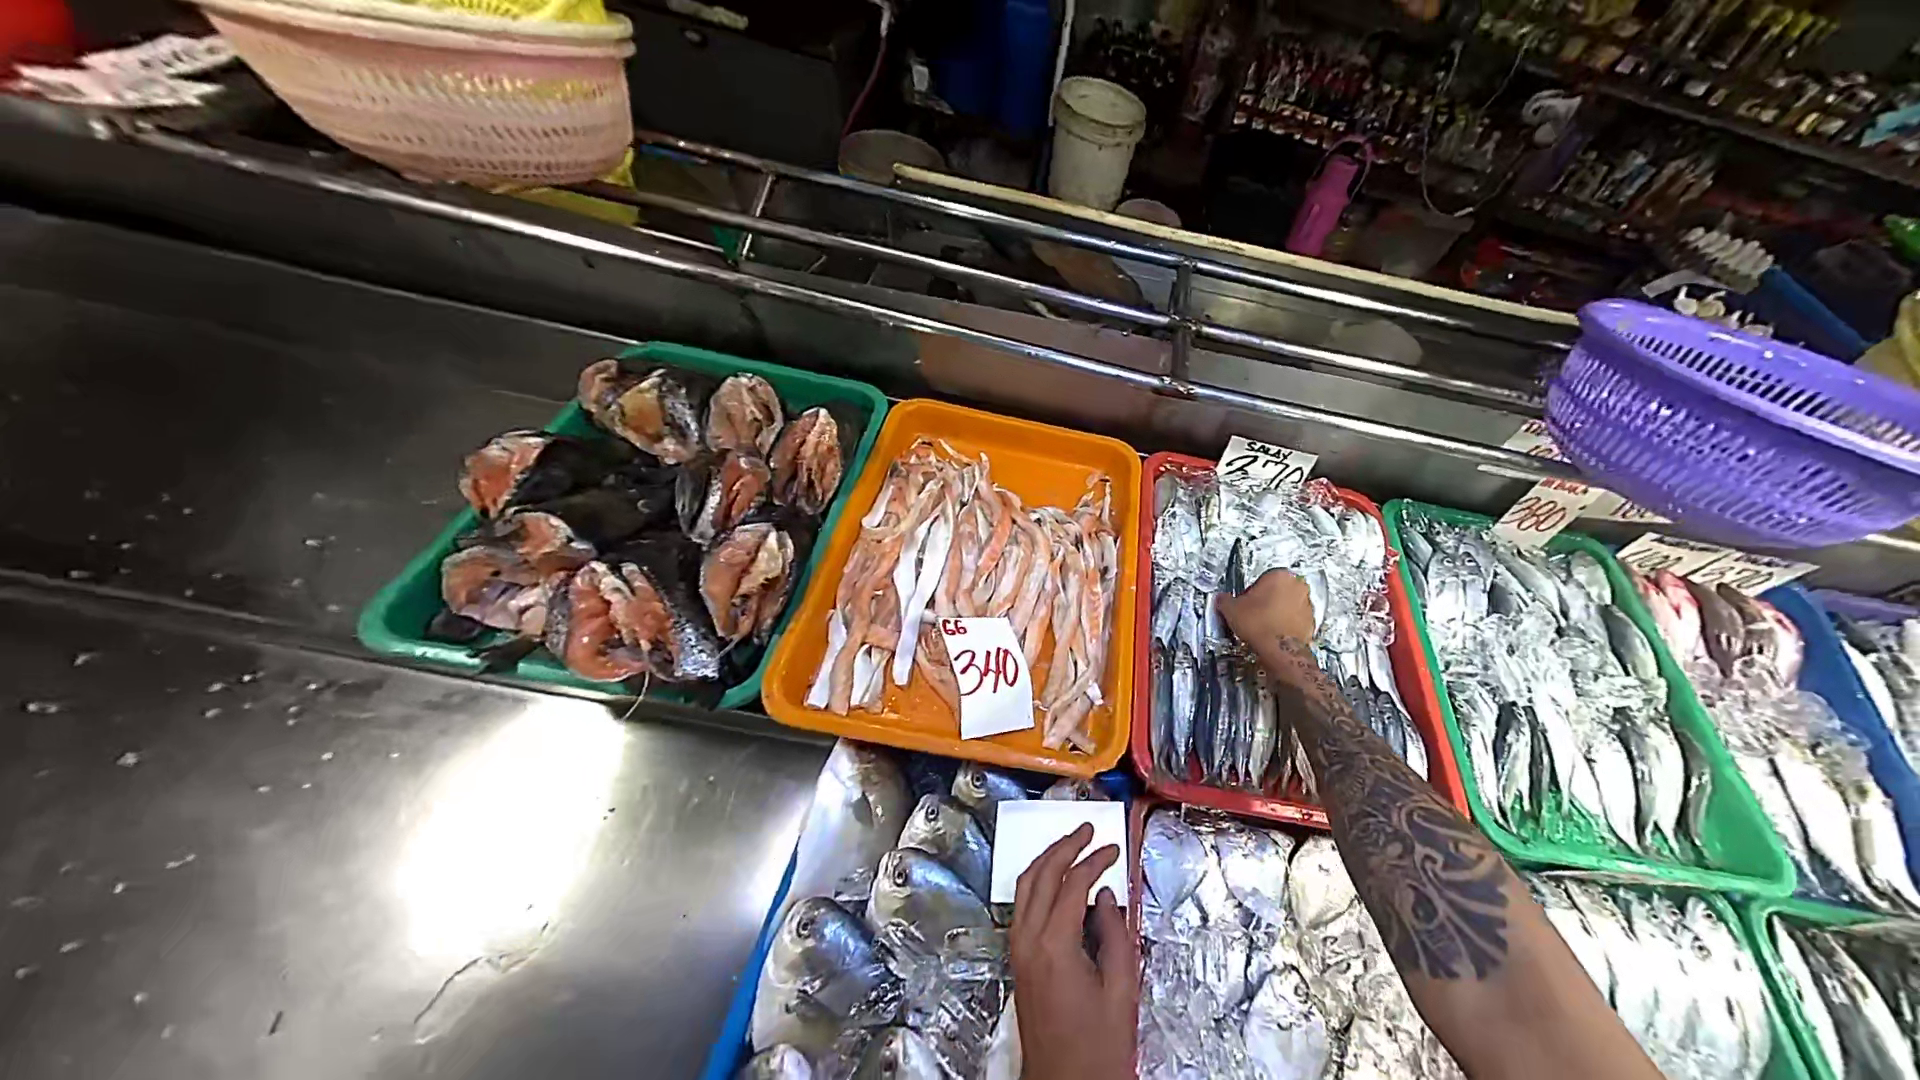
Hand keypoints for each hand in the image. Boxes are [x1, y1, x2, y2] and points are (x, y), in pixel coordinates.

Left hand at [1011, 824, 1137, 1079]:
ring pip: (1025, 885)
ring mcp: (1017, 947)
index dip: (1094, 861)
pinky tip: (1056, 879)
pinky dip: (1038, 881)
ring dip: (1047, 859)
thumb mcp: (1121, 994)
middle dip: (1064, 846)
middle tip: (1087, 829)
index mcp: (1054, 945)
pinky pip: (1022, 904)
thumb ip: (1116, 938)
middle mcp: (1027, 939)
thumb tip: (1105, 897)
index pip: (1072, 885)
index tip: (1113, 849)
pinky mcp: (1017, 957)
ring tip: (1071, 843)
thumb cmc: (1097, 1050)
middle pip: (1041, 875)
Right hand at [1216, 568, 1314, 652]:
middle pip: (1278, 588)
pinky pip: (1295, 618)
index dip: (1251, 590)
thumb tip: (1222, 600)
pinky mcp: (1311, 621)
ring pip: (1288, 603)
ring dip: (1277, 610)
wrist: (1278, 649)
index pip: (1262, 577)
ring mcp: (1307, 604)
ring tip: (1261, 623)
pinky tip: (1272, 631)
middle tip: (1253, 610)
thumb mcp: (1231, 608)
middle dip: (1266, 598)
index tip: (1245, 599)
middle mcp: (1297, 586)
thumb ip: (1225, 599)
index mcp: (1279, 575)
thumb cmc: (1261, 625)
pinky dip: (1285, 623)